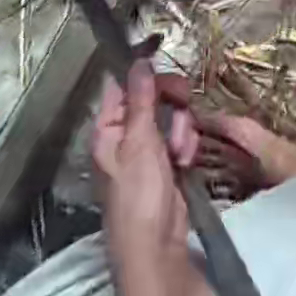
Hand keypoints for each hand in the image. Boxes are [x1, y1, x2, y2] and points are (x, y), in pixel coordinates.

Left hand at [92, 61, 226, 295]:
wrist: (157, 243)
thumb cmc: (138, 194)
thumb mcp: (139, 141)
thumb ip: (141, 99)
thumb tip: (138, 61)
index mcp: (109, 129)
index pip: (121, 86)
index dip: (140, 69)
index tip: (161, 52)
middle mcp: (126, 135)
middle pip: (152, 97)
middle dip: (171, 101)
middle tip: (182, 101)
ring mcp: (148, 150)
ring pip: (172, 116)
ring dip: (181, 128)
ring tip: (179, 151)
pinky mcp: (167, 162)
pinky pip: (181, 137)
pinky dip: (186, 145)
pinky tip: (185, 161)